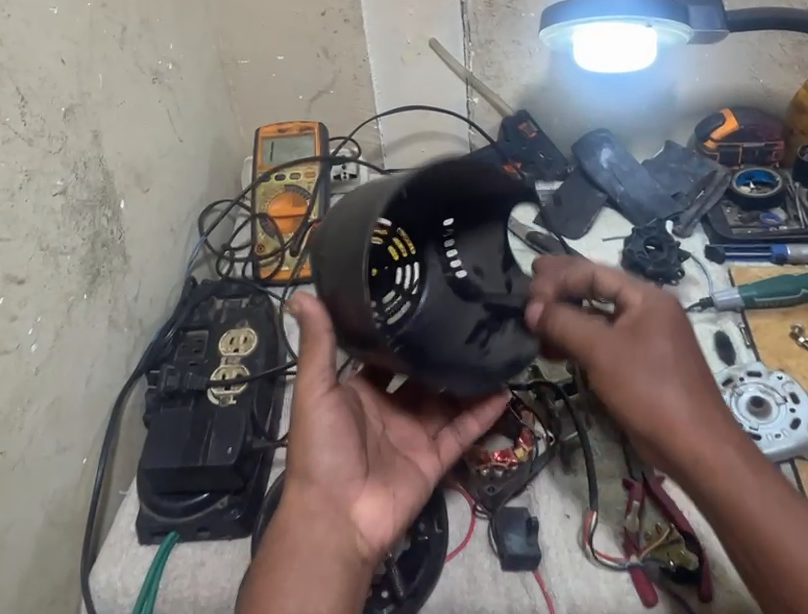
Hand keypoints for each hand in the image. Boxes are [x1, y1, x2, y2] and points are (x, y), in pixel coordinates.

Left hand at [279, 295, 507, 563]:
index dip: (402, 334)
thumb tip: (303, 291)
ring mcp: (414, 435)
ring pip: (448, 401)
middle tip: (470, 320)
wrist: (336, 517)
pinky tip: (504, 389)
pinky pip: (463, 431)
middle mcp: (390, 410)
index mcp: (359, 392)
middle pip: (422, 377)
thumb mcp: (315, 389)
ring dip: (469, 379)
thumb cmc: (321, 448)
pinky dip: (483, 413)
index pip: (385, 357)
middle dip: (442, 354)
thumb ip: (319, 344)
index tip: (424, 301)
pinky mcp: (435, 459)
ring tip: (494, 347)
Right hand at [524, 257, 730, 473]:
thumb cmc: (649, 389)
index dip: (558, 278)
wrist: (695, 447)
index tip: (528, 293)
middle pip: (597, 289)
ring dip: (566, 318)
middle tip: (528, 282)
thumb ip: (563, 322)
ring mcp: (646, 338)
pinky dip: (578, 342)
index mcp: (646, 297)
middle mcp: (648, 310)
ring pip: (598, 318)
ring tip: (534, 322)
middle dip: (561, 288)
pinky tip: (553, 350)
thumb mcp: (601, 351)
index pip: (594, 273)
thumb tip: (530, 308)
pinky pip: (603, 342)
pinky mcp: (641, 364)